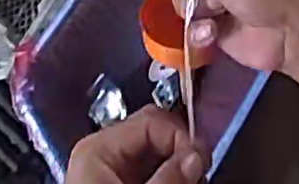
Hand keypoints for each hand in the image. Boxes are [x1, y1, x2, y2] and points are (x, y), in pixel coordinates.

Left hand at [67, 105, 203, 183]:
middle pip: (155, 131)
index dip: (180, 135)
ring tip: (193, 175)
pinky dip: (169, 171)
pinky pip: (152, 166)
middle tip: (200, 168)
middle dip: (181, 146)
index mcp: (97, 147)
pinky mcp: (120, 181)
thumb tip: (197, 154)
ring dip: (178, 159)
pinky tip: (181, 179)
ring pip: (157, 151)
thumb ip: (166, 177)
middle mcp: (104, 150)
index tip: (201, 158)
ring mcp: (111, 169)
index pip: (150, 120)